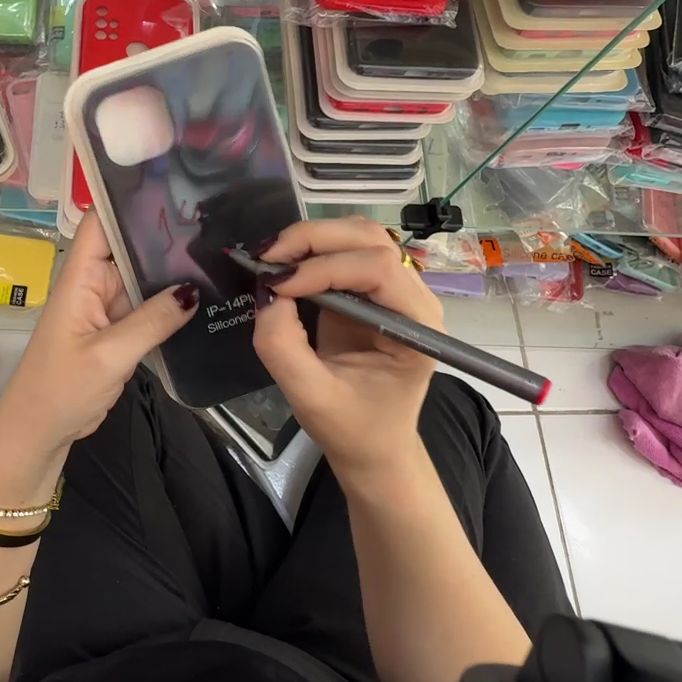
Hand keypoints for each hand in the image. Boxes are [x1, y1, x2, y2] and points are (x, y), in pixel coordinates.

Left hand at [0, 211, 198, 446]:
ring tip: (219, 250)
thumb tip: (193, 291)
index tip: (169, 185)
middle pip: (128, 247)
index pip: (100, 224)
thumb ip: (152, 322)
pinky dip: (171, 303)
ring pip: (142, 279)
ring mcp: (107, 310)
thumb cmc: (60, 389)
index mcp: (79, 279)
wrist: (40, 434)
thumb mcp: (109, 355)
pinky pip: (148, 309)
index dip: (127, 201)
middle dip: (162, 235)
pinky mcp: (119, 333)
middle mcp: (94, 286)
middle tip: (214, 219)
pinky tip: (206, 295)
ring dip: (171, 270)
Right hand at [251, 217, 444, 477]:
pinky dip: (312, 248)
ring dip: (313, 238)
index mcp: (416, 327)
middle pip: (370, 239)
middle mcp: (414, 298)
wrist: (374, 446)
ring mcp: (395, 290)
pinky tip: (284, 264)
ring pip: (358, 235)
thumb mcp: (311, 399)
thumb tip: (268, 295)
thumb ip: (284, 348)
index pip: (377, 269)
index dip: (324, 268)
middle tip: (266, 257)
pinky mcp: (371, 289)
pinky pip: (346, 250)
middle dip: (314, 239)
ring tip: (272, 258)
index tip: (277, 285)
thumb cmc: (353, 428)